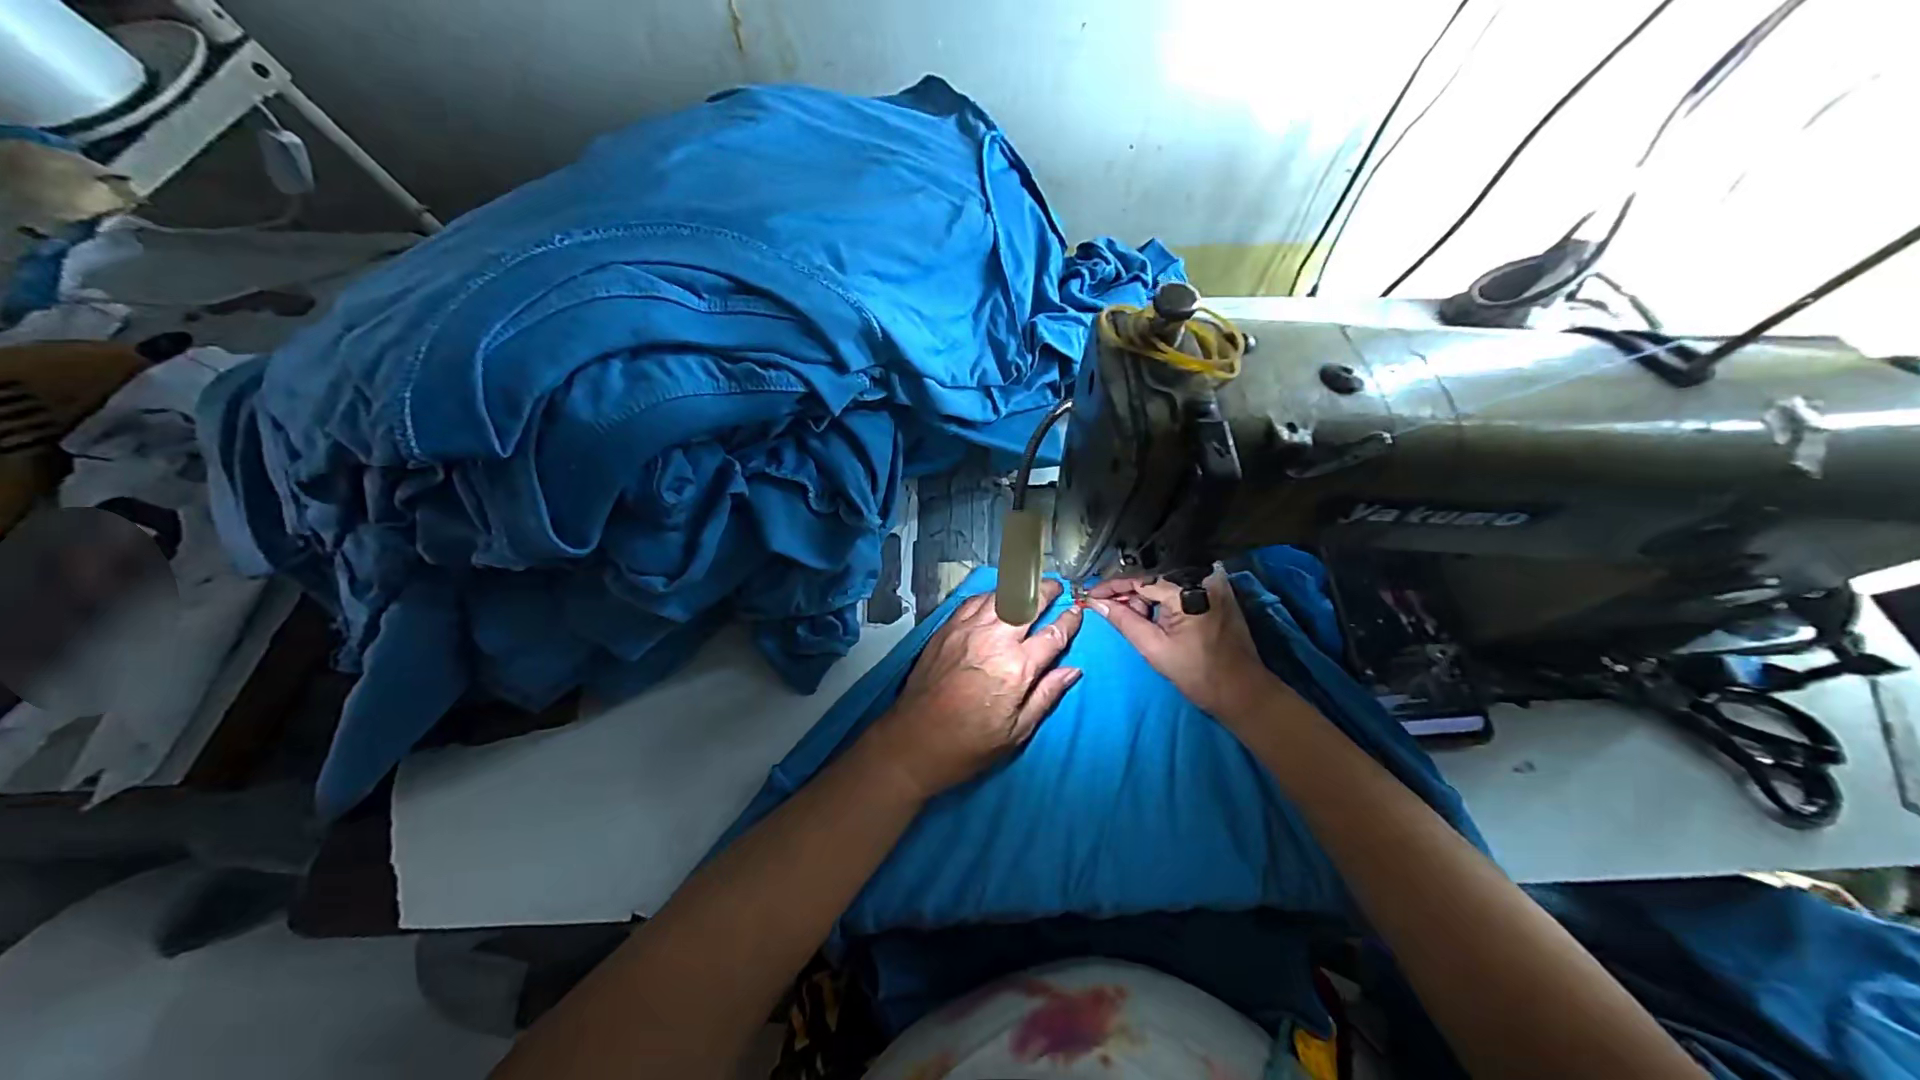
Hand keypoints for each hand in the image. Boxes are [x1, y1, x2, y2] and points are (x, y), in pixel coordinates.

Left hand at [855, 579, 1084, 800]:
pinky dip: (990, 597)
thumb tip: (1072, 671)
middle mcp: (994, 640)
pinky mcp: (946, 630)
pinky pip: (973, 602)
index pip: (1053, 635)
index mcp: (1017, 668)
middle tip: (1056, 587)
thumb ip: (1046, 696)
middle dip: (1046, 591)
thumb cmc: (968, 745)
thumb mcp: (1016, 731)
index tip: (1077, 613)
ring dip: (1019, 590)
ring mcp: (967, 631)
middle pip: (1027, 604)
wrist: (913, 741)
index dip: (1069, 621)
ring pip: (1000, 597)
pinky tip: (996, 601)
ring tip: (1030, 589)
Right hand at [1086, 568, 1282, 720]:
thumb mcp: (1154, 648)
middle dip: (1128, 593)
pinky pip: (1182, 588)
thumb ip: (1124, 620)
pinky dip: (1163, 600)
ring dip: (1145, 598)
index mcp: (1187, 591)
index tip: (1089, 595)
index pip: (1140, 580)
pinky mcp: (1219, 593)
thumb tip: (1096, 603)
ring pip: (1166, 583)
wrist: (1242, 691)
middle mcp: (1203, 579)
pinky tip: (1152, 617)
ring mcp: (1214, 584)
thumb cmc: (1198, 674)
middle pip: (1153, 578)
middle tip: (1108, 610)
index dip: (1111, 587)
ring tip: (1131, 618)